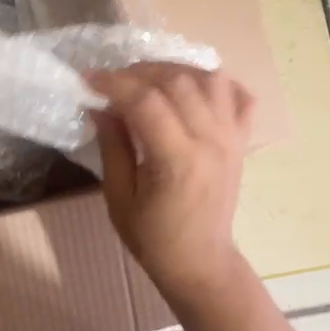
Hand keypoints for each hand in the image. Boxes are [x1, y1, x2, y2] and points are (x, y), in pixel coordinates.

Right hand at [89, 63, 254, 299]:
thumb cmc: (152, 237)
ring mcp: (231, 138)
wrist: (200, 260)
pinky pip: (238, 96)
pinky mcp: (242, 140)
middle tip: (113, 80)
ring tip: (148, 79)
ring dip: (175, 70)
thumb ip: (112, 147)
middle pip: (177, 81)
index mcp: (176, 159)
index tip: (88, 79)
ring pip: (210, 79)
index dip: (113, 83)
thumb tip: (101, 107)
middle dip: (139, 71)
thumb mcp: (118, 197)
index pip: (145, 101)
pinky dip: (215, 83)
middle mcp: (210, 141)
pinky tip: (190, 89)